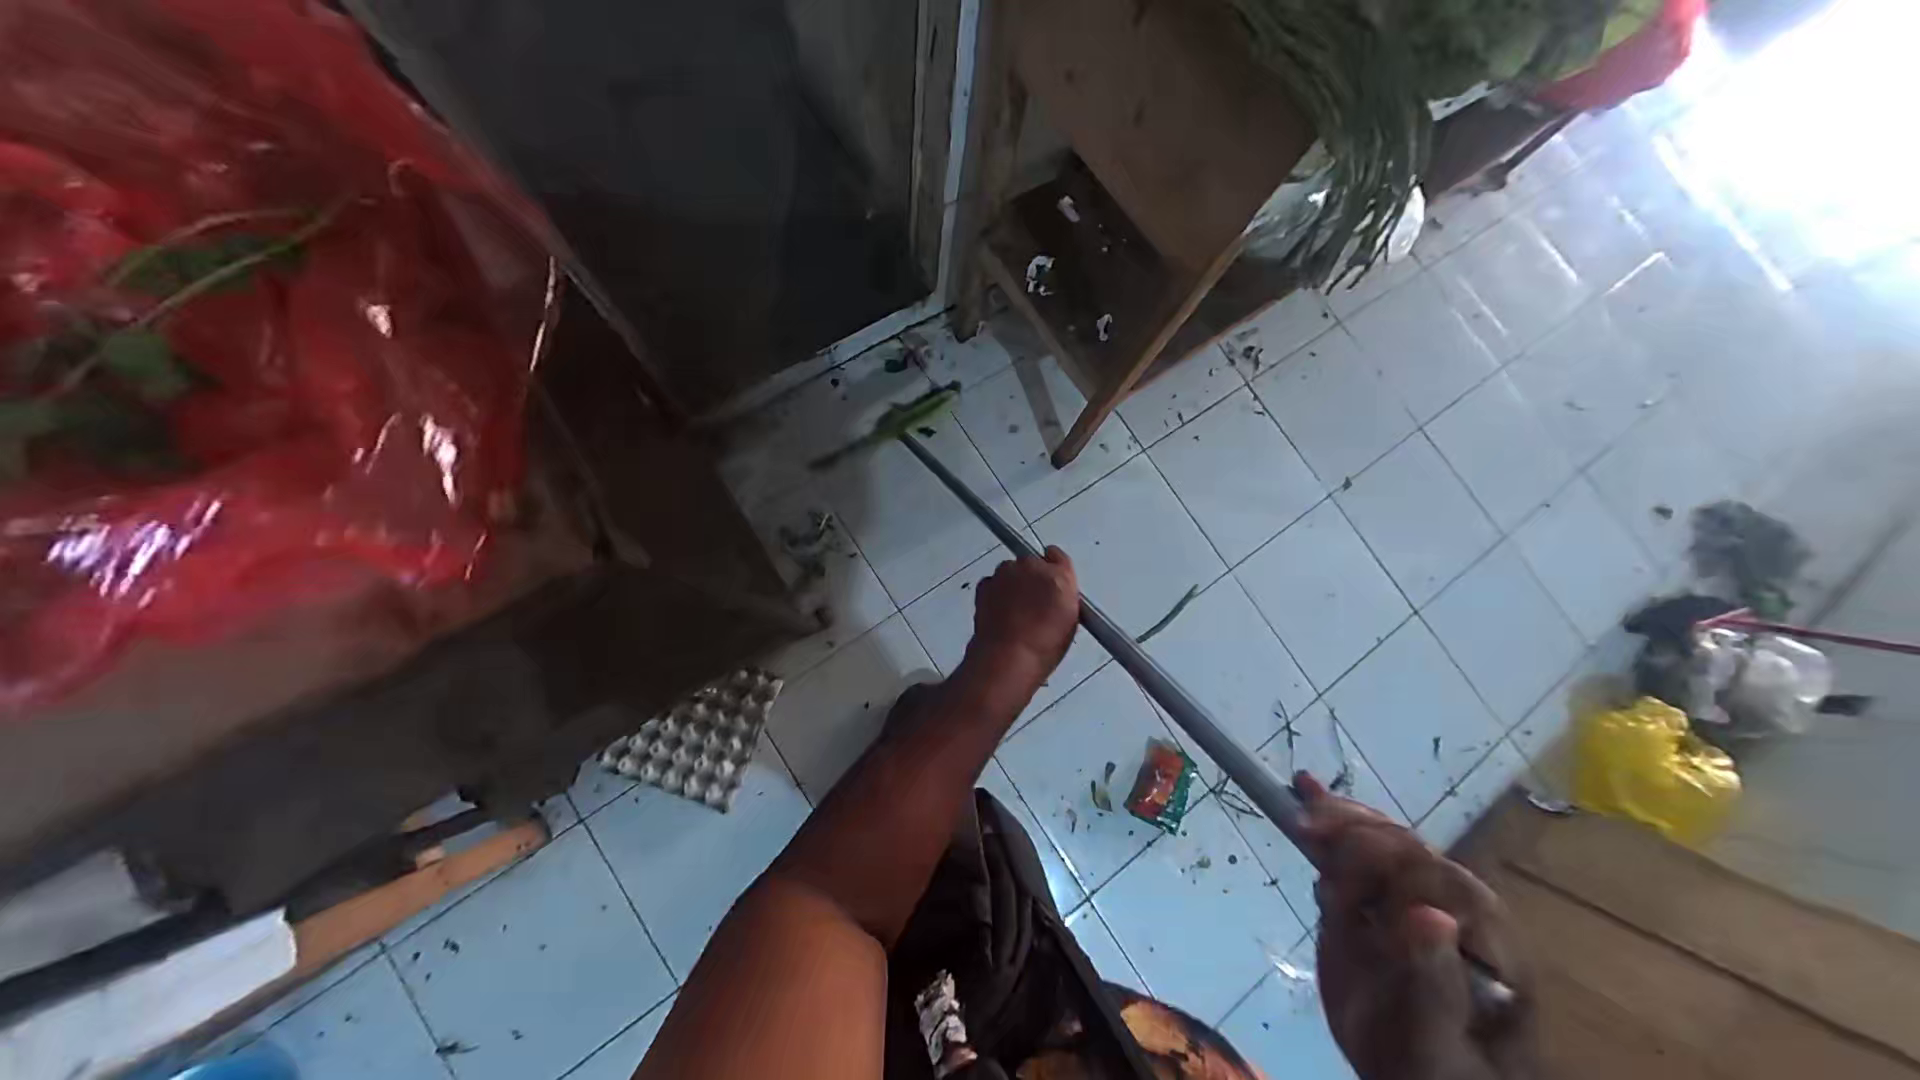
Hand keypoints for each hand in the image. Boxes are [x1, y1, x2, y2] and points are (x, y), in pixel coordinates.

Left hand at [963, 547, 1078, 688]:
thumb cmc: (1042, 645)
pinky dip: (995, 593)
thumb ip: (1063, 596)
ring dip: (1012, 585)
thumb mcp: (1069, 620)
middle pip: (1032, 562)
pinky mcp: (987, 582)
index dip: (1053, 568)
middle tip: (1032, 603)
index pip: (1057, 556)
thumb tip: (1057, 595)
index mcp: (1060, 576)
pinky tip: (1000, 614)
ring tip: (1014, 613)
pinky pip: (992, 582)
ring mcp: (1007, 572)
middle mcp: (1033, 567)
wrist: (1010, 655)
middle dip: (1031, 577)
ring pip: (1010, 571)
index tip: (1050, 577)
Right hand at [1298, 775, 1536, 1079]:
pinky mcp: (1374, 898)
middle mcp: (1449, 901)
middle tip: (1304, 828)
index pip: (1426, 871)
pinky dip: (1331, 818)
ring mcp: (1409, 895)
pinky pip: (1356, 850)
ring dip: (1338, 819)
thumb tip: (1430, 915)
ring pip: (1377, 838)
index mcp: (1480, 931)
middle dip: (1351, 832)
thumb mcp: (1435, 1043)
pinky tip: (1305, 789)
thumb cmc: (1433, 1071)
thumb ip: (1433, 981)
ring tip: (1301, 808)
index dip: (1375, 856)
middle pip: (1398, 846)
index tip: (1324, 852)